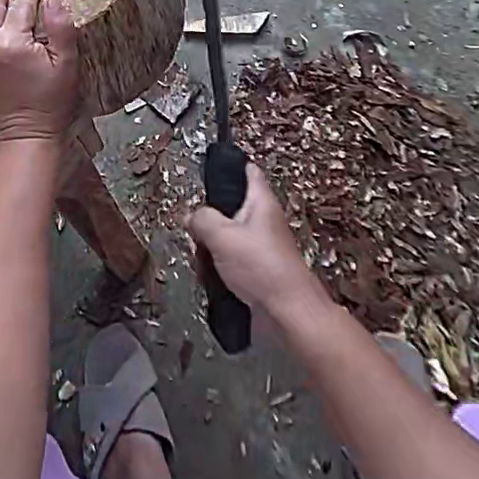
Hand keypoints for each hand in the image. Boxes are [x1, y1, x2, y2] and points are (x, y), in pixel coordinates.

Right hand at [187, 164, 326, 318]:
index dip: (231, 168)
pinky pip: (231, 260)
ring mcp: (261, 245)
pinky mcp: (257, 268)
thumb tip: (192, 215)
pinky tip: (213, 280)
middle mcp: (263, 219)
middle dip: (209, 222)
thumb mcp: (223, 236)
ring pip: (227, 237)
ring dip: (212, 249)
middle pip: (230, 209)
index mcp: (261, 201)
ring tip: (205, 263)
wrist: (285, 310)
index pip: (248, 172)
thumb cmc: (261, 266)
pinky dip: (219, 268)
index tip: (210, 173)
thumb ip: (203, 220)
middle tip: (198, 235)